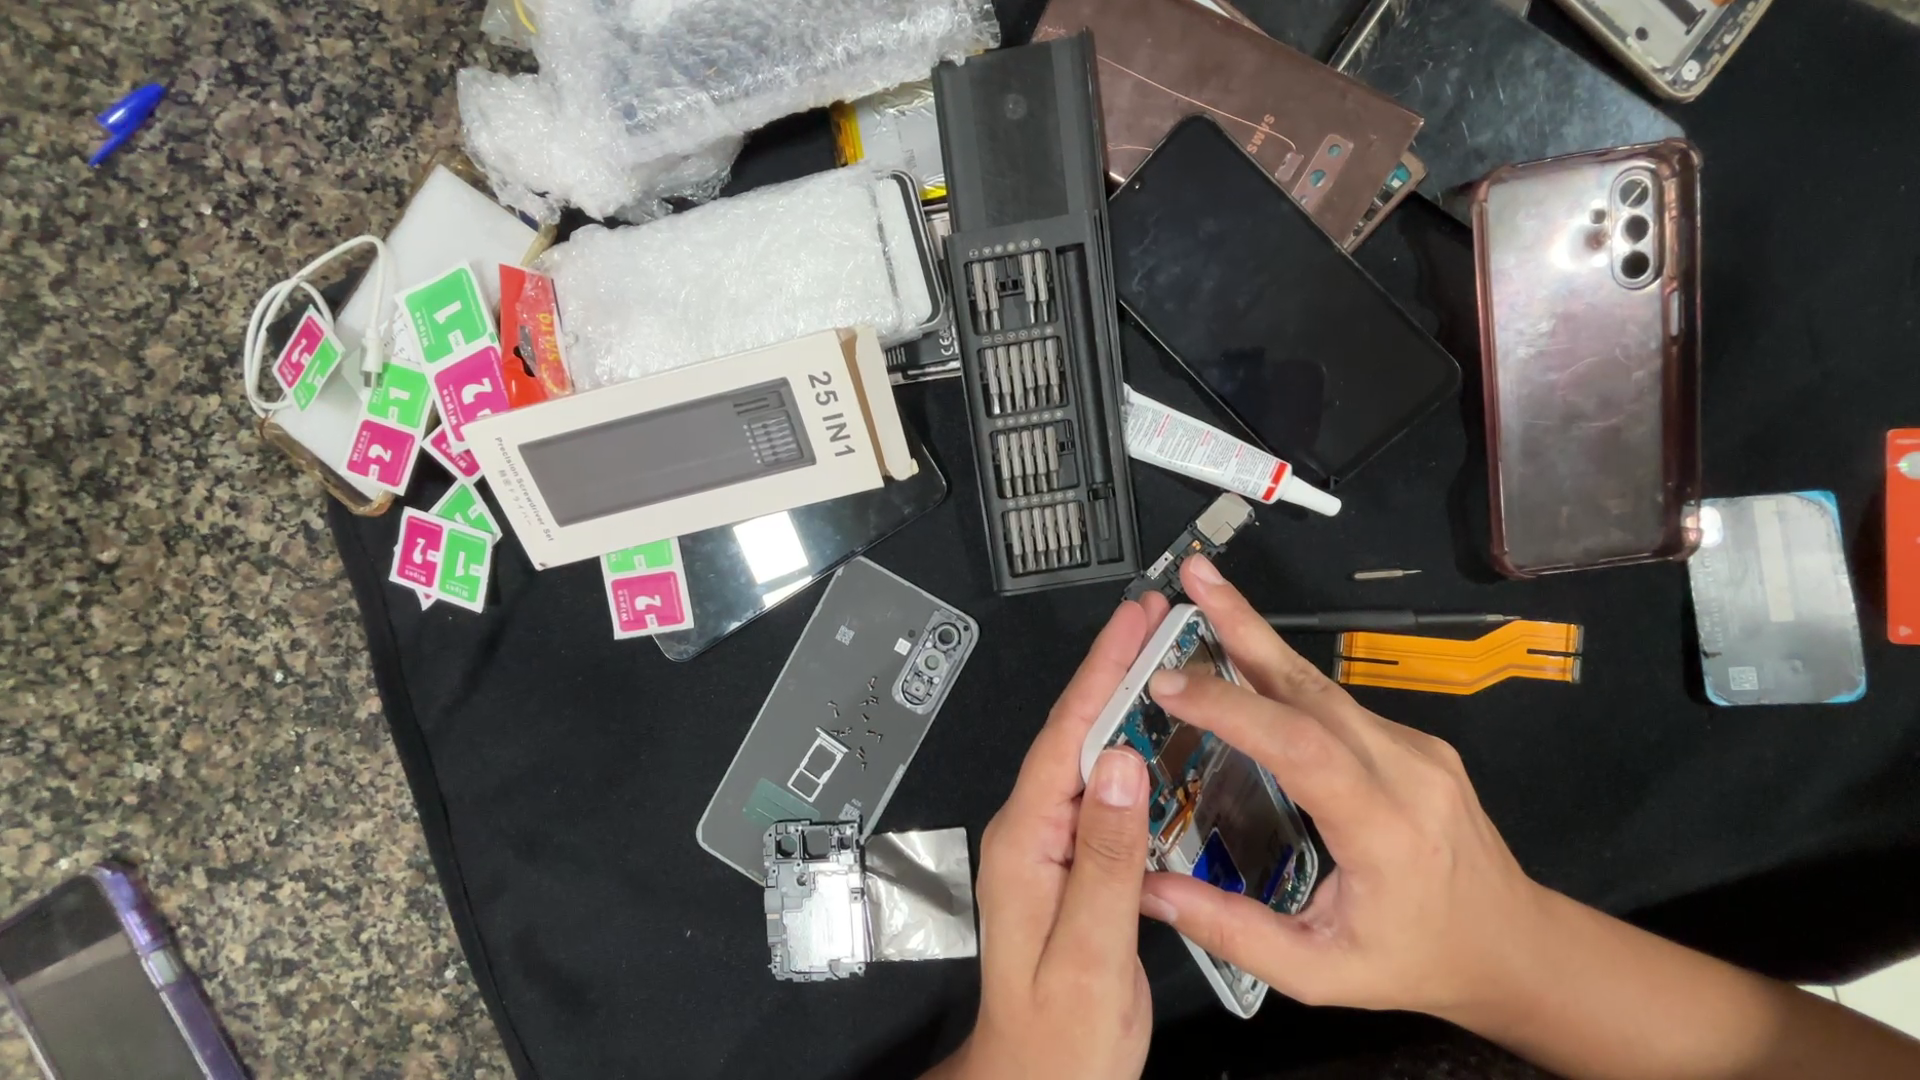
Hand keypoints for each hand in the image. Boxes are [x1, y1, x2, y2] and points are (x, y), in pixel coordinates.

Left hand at [931, 595, 1169, 1079]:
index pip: (1063, 737)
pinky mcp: (1070, 856)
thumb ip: (1103, 857)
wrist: (1037, 1079)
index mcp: (1025, 841)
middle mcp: (1029, 828)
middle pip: (1070, 732)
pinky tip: (1149, 732)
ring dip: (1117, 700)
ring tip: (1153, 655)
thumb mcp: (1088, 953)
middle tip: (1147, 618)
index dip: (1099, 675)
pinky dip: (1124, 745)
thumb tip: (1117, 762)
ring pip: (1084, 752)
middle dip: (1108, 669)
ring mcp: (1048, 840)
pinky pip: (1098, 786)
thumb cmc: (1058, 1035)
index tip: (1130, 625)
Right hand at [1137, 555, 1548, 1023]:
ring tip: (1205, 591)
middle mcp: (1406, 771)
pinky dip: (1275, 671)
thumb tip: (1147, 887)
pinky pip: (1329, 700)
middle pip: (1310, 685)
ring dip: (1254, 634)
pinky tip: (1238, 657)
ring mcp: (1413, 746)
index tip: (1171, 684)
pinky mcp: (1408, 738)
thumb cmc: (1418, 960)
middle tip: (1194, 578)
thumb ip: (1233, 931)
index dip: (1234, 709)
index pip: (1302, 749)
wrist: (1516, 943)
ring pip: (1317, 682)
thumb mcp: (1321, 973)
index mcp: (1385, 830)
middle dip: (1243, 625)